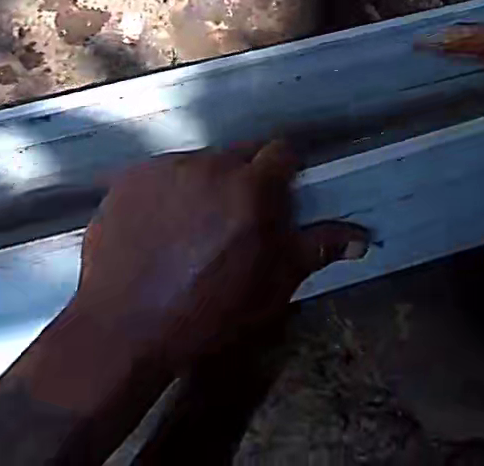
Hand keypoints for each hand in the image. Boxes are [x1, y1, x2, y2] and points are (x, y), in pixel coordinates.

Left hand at [65, 141, 367, 371]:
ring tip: (193, 223)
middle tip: (235, 215)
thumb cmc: (208, 310)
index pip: (281, 152)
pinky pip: (162, 172)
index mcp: (252, 187)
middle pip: (240, 154)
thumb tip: (362, 238)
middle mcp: (212, 165)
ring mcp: (168, 168)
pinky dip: (167, 190)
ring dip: (205, 182)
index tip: (277, 193)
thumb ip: (316, 249)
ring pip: (201, 162)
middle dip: (244, 176)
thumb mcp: (272, 284)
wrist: (121, 331)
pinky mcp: (131, 177)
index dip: (283, 170)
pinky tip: (159, 225)